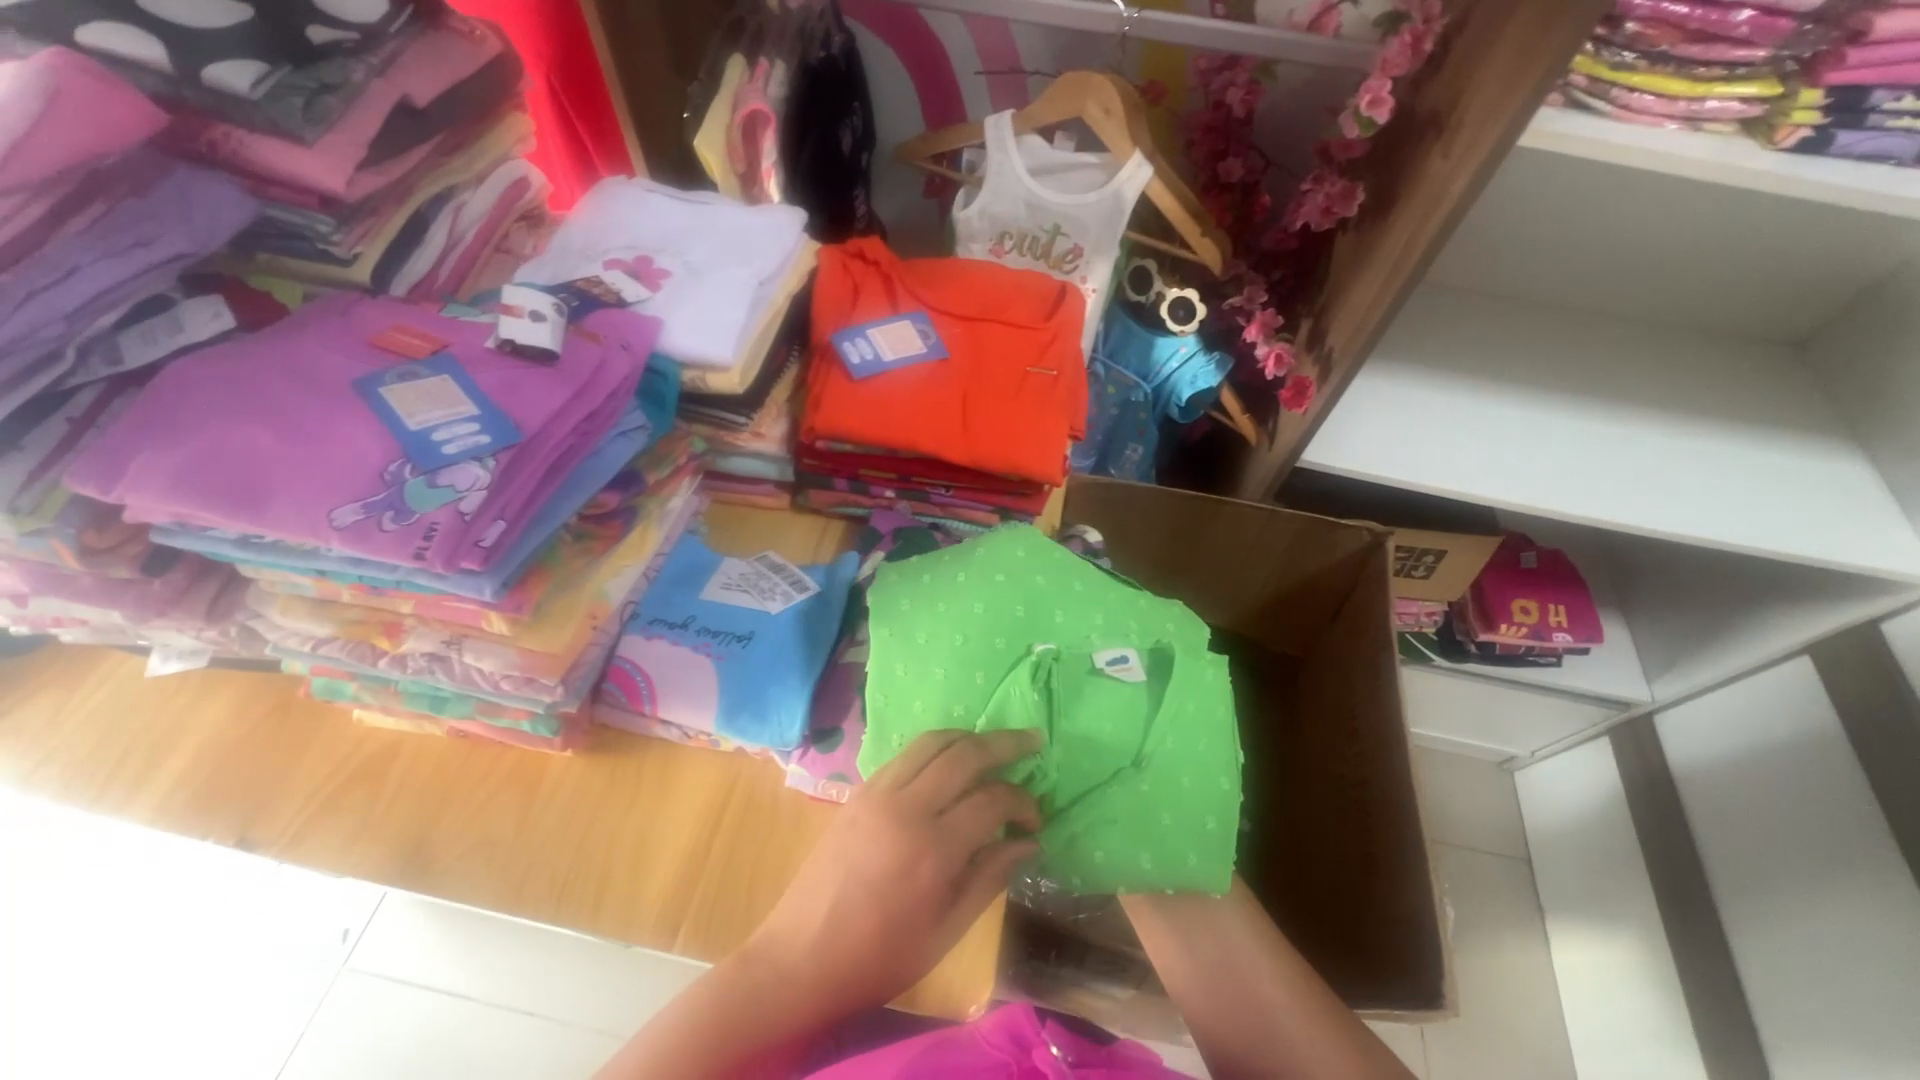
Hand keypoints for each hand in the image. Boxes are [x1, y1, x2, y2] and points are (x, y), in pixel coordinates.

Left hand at [739, 729, 1043, 1018]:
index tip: (1035, 821)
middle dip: (1005, 743)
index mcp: (933, 850)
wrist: (800, 959)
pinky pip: (903, 757)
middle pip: (965, 754)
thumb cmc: (878, 958)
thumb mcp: (945, 932)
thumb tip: (1029, 843)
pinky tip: (948, 763)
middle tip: (1033, 742)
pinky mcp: (857, 795)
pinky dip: (934, 749)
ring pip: (931, 743)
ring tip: (994, 743)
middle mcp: (906, 809)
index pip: (993, 801)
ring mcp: (876, 796)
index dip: (1023, 803)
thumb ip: (989, 879)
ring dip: (968, 737)